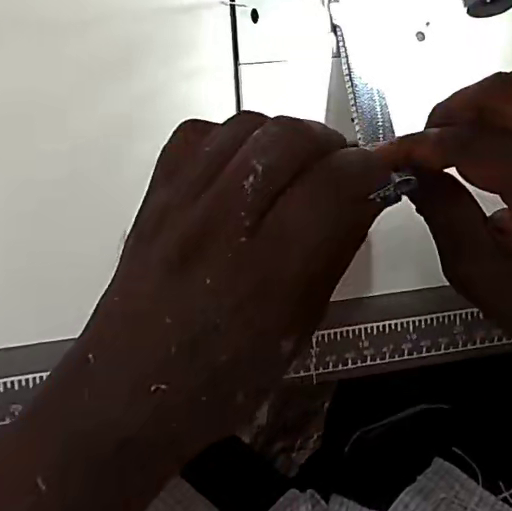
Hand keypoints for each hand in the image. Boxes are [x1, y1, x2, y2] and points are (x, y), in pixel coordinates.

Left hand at [65, 112, 390, 457]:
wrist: (127, 385)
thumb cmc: (222, 378)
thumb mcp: (298, 327)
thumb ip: (335, 251)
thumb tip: (367, 192)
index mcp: (266, 273)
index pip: (335, 185)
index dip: (372, 167)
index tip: (383, 170)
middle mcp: (221, 224)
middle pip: (290, 139)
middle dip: (330, 144)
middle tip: (339, 167)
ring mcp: (180, 200)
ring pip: (248, 125)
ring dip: (285, 137)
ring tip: (293, 166)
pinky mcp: (154, 190)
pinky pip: (201, 132)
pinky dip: (232, 138)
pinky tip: (242, 166)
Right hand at [379, 67, 511, 365]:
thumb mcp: (476, 271)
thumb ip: (441, 212)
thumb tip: (412, 170)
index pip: (477, 144)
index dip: (425, 145)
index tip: (393, 155)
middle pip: (505, 93)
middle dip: (452, 110)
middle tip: (426, 144)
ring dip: (478, 102)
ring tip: (453, 137)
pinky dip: (501, 108)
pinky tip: (483, 140)